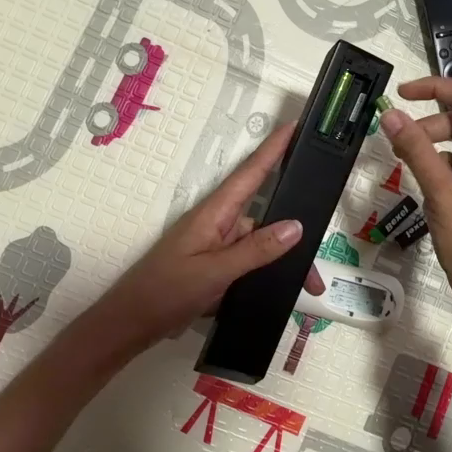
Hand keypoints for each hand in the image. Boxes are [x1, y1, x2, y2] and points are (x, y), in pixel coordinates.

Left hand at [92, 125, 322, 348]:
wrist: (130, 325)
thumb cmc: (165, 292)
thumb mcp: (215, 272)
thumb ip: (256, 250)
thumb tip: (296, 226)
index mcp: (215, 214)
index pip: (251, 173)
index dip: (274, 148)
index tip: (296, 125)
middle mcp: (219, 225)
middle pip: (267, 220)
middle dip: (296, 239)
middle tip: (320, 268)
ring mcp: (217, 248)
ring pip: (262, 247)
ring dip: (284, 267)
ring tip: (308, 289)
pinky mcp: (216, 268)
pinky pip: (250, 266)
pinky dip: (267, 278)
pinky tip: (281, 294)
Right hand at [378, 78, 451, 372]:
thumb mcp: (440, 194)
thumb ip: (416, 150)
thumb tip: (391, 114)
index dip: (437, 88)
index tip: (401, 93)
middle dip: (431, 125)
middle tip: (400, 146)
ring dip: (434, 149)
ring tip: (412, 173)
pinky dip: (443, 170)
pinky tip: (429, 193)